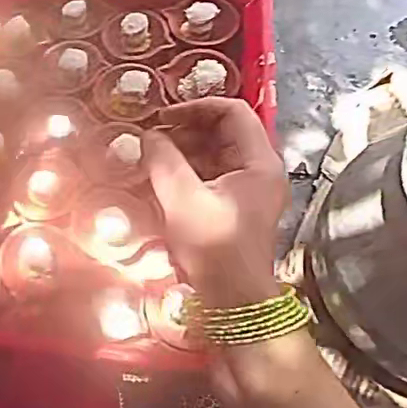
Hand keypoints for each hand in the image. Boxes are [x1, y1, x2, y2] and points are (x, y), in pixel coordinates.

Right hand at [142, 97, 286, 305]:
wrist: (233, 300)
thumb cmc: (214, 249)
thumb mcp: (183, 200)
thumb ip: (163, 161)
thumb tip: (147, 136)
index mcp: (260, 163)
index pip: (233, 112)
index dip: (196, 107)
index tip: (163, 116)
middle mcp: (259, 171)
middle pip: (223, 132)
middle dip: (185, 130)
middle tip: (150, 137)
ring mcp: (247, 190)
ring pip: (214, 154)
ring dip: (182, 151)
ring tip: (149, 157)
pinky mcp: (233, 207)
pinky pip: (209, 176)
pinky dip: (185, 172)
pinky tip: (159, 178)